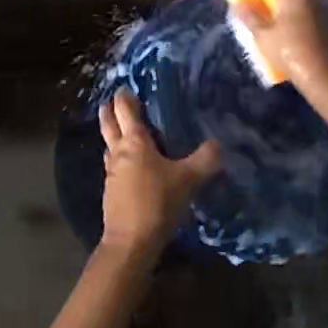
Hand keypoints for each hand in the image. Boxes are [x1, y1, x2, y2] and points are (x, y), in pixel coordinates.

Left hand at [98, 89, 220, 260]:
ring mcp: (111, 173)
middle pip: (109, 124)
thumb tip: (219, 143)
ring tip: (124, 130)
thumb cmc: (157, 202)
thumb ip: (205, 160)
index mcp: (134, 142)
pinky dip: (120, 157)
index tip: (126, 85)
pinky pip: (114, 165)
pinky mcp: (112, 191)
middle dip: (110, 111)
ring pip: (109, 145)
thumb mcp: (188, 180)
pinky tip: (131, 165)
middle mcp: (118, 152)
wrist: (130, 242)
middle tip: (114, 100)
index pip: (125, 110)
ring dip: (113, 135)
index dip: (125, 96)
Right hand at [229, 0, 327, 90]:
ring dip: (291, 10)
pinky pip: (313, 15)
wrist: (326, 77)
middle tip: (264, 7)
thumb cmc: (289, 54)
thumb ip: (250, 16)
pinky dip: (304, 20)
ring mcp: (325, 8)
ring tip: (282, 28)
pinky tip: (299, 36)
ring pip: (302, 4)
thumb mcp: (263, 37)